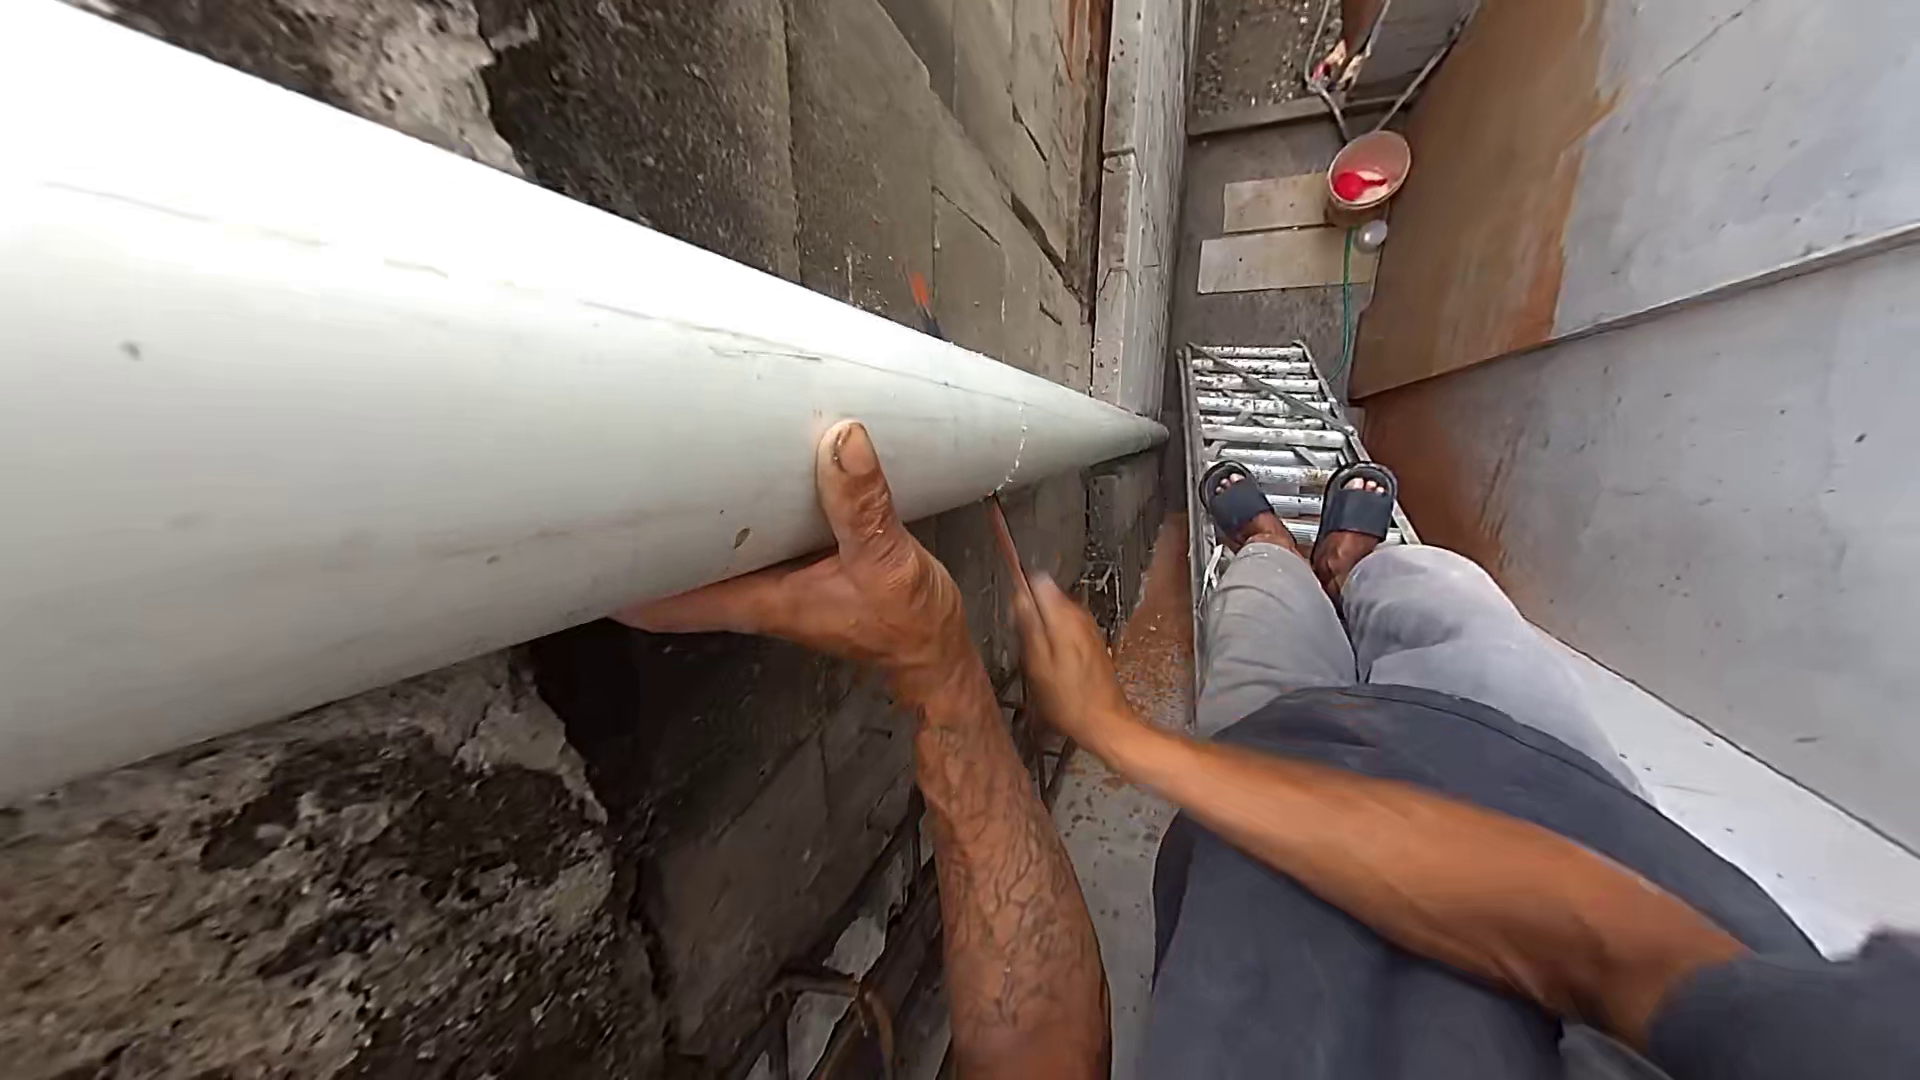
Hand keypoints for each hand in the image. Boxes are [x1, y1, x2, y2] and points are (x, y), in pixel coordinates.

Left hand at [614, 420, 976, 706]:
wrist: (934, 653)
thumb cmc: (909, 630)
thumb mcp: (888, 565)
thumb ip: (864, 506)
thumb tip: (842, 441)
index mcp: (762, 600)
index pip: (663, 598)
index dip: (612, 573)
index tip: (578, 533)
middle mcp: (760, 592)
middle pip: (680, 565)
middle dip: (649, 524)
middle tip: (619, 468)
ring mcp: (782, 581)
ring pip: (720, 548)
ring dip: (699, 514)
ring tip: (675, 459)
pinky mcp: (806, 568)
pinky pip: (761, 535)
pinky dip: (749, 509)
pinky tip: (759, 476)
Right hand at [1008, 572, 1138, 750]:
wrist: (1105, 722)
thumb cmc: (1068, 700)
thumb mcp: (1037, 665)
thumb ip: (1027, 626)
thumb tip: (1019, 597)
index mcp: (1063, 616)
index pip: (1039, 581)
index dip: (1022, 590)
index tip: (1013, 611)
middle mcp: (1080, 615)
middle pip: (1048, 596)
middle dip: (1032, 611)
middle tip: (1023, 642)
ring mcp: (1089, 627)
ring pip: (1057, 611)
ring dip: (1044, 625)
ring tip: (1037, 655)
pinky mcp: (1094, 640)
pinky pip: (1068, 626)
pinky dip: (1057, 636)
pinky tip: (1053, 662)